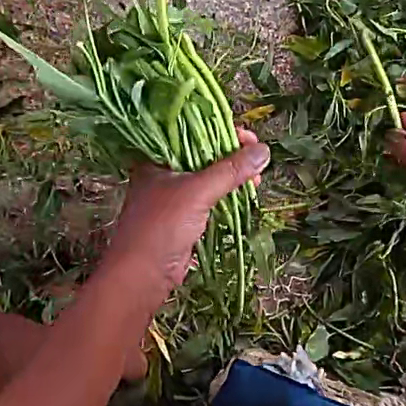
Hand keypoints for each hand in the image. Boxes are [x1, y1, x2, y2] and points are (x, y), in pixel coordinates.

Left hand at [100, 129, 269, 300]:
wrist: (142, 275)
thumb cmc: (161, 226)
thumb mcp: (197, 191)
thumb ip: (230, 171)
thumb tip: (264, 151)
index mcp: (157, 157)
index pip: (193, 131)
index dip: (223, 131)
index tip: (250, 139)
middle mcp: (163, 172)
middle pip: (204, 154)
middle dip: (233, 156)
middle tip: (258, 160)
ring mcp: (172, 196)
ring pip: (208, 178)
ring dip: (232, 178)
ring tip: (256, 180)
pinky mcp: (182, 217)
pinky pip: (208, 199)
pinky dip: (226, 196)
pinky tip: (244, 196)